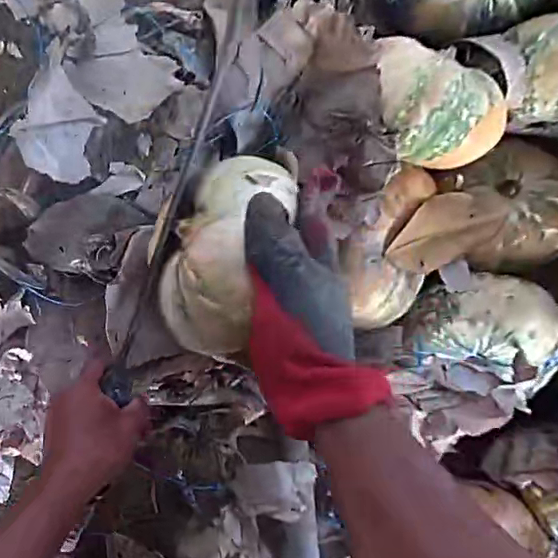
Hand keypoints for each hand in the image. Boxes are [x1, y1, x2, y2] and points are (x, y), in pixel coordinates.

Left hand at [40, 357, 149, 498]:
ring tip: (121, 437)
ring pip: (84, 408)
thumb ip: (139, 408)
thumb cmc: (100, 450)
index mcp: (83, 387)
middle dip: (114, 401)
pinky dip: (89, 428)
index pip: (98, 364)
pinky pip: (75, 423)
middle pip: (93, 390)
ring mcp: (55, 415)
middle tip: (132, 419)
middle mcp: (65, 396)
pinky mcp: (52, 433)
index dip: (114, 368)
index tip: (126, 376)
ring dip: (103, 417)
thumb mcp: (130, 428)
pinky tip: (102, 447)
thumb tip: (140, 400)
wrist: (67, 483)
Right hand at [243, 193, 392, 439]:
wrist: (313, 393)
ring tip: (246, 240)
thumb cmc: (302, 334)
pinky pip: (271, 296)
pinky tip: (239, 289)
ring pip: (288, 268)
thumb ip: (275, 243)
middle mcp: (317, 281)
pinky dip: (257, 284)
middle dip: (289, 219)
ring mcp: (305, 307)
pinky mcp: (289, 330)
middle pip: (303, 240)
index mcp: (319, 265)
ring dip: (272, 250)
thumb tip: (263, 201)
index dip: (304, 190)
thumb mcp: (287, 283)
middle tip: (262, 202)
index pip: (311, 216)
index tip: (291, 163)